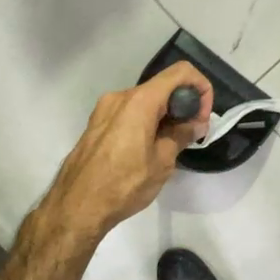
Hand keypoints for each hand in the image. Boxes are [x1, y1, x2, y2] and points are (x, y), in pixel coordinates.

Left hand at [42, 63, 214, 241]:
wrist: (76, 206)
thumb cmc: (123, 184)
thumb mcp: (162, 162)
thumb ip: (181, 135)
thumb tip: (196, 124)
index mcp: (139, 101)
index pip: (180, 73)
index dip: (200, 88)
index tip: (202, 117)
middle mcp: (120, 97)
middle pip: (161, 88)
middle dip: (182, 107)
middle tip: (190, 136)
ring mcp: (104, 110)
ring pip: (144, 102)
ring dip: (163, 117)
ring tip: (169, 148)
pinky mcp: (96, 125)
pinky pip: (128, 114)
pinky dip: (145, 123)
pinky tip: (147, 151)